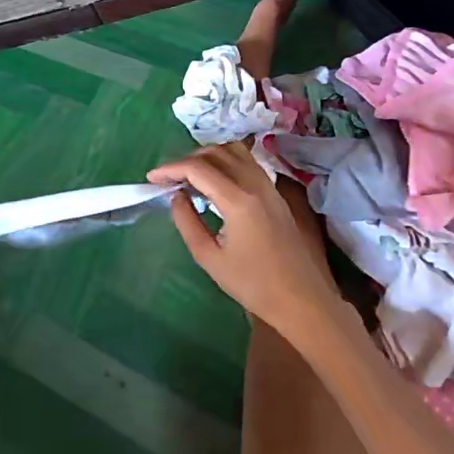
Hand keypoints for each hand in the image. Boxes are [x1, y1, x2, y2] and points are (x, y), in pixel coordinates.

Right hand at [148, 144, 351, 342]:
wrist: (302, 301)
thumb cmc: (252, 284)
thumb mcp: (208, 257)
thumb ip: (187, 221)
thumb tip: (176, 196)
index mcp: (238, 201)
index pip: (198, 169)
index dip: (170, 168)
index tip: (151, 179)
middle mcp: (257, 186)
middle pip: (217, 153)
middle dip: (186, 159)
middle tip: (168, 178)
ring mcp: (271, 188)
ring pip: (236, 152)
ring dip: (208, 157)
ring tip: (189, 176)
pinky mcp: (277, 195)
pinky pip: (248, 164)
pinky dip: (225, 162)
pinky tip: (214, 182)